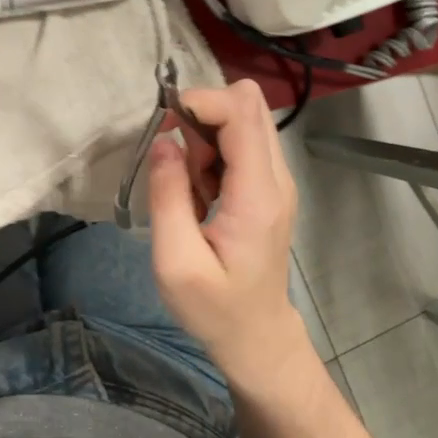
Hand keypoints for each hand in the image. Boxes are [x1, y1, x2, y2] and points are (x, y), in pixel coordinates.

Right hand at [148, 80, 303, 371]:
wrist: (256, 335)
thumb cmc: (214, 308)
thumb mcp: (175, 262)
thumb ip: (168, 197)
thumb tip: (162, 141)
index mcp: (257, 195)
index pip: (241, 112)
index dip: (199, 102)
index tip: (161, 127)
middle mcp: (276, 178)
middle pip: (248, 104)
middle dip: (201, 116)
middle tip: (174, 162)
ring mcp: (276, 181)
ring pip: (243, 120)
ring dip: (204, 139)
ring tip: (187, 189)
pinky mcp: (267, 187)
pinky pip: (240, 143)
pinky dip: (211, 154)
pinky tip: (200, 195)